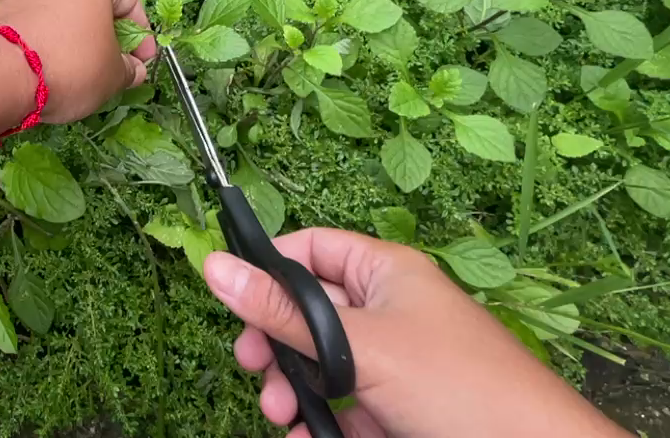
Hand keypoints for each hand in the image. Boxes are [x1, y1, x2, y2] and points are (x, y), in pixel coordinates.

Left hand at [0, 0, 156, 123]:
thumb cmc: (69, 65)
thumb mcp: (113, 75)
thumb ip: (129, 69)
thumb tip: (133, 69)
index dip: (142, 33)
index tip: (143, 61)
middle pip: (92, 2)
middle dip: (107, 35)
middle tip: (114, 67)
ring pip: (62, 13)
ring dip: (76, 38)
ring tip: (80, 73)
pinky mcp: (1, 7)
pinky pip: (36, 23)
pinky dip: (48, 42)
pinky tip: (48, 70)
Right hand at [203, 230, 627, 437]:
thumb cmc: (457, 390)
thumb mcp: (359, 347)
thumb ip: (282, 311)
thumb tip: (212, 264)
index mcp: (385, 273)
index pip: (311, 250)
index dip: (271, 269)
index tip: (237, 300)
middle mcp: (390, 310)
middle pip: (310, 310)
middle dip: (275, 340)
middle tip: (250, 364)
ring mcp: (398, 363)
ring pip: (324, 363)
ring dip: (292, 386)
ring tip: (277, 414)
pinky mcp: (403, 411)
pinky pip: (346, 404)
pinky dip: (322, 419)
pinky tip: (304, 435)